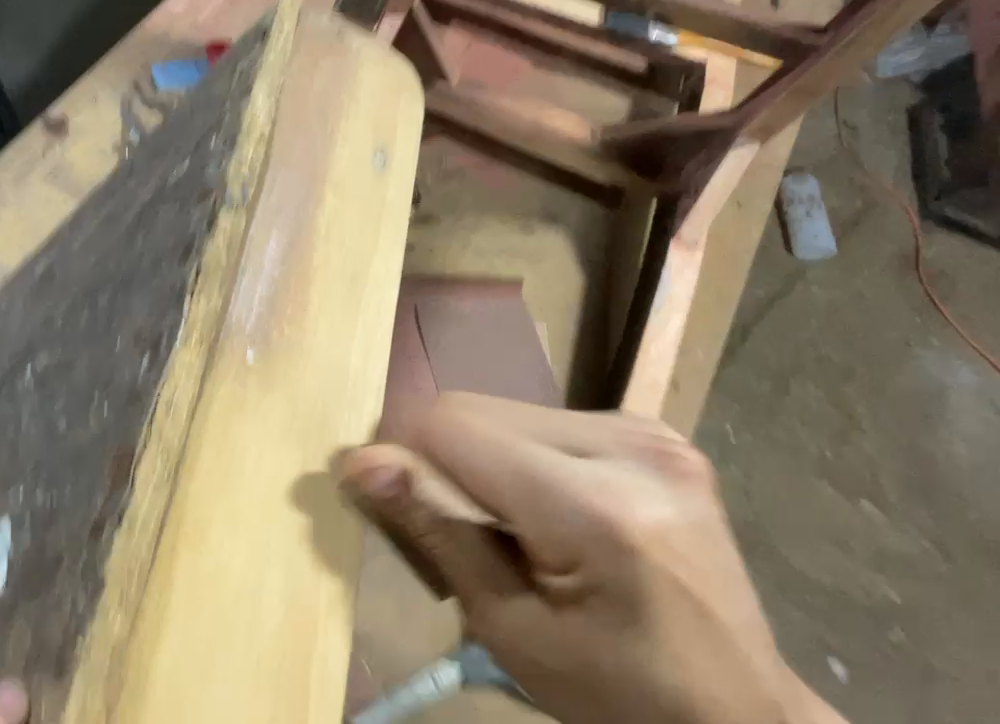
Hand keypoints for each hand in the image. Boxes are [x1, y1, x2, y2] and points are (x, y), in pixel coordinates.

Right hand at [339, 394, 841, 723]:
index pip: (449, 425)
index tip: (399, 514)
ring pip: (498, 409)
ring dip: (476, 458)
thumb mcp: (512, 631)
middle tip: (456, 534)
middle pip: (470, 410)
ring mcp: (650, 433)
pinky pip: (539, 418)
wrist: (742, 716)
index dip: (403, 458)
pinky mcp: (655, 432)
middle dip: (439, 461)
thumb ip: (437, 532)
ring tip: (505, 527)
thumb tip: (359, 462)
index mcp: (597, 507)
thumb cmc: (618, 695)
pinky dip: (516, 457)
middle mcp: (631, 447)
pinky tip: (543, 509)